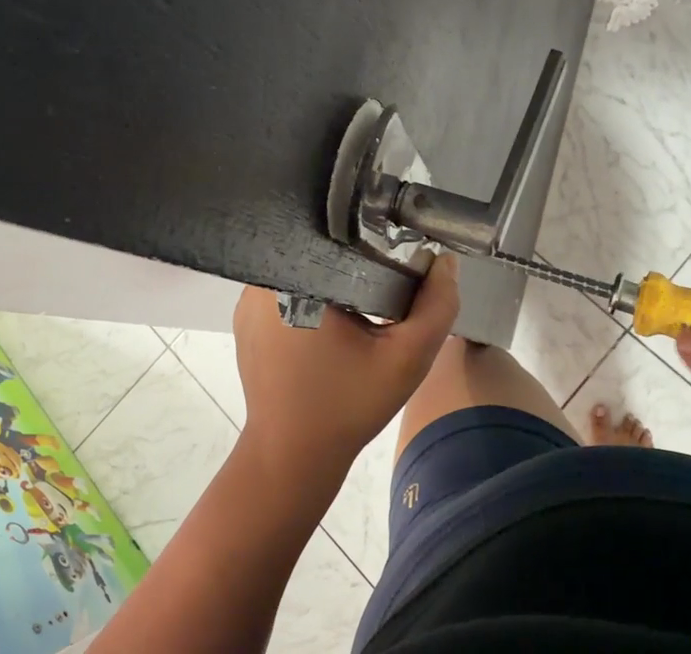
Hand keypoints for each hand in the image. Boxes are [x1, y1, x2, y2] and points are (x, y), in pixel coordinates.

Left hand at [232, 253, 460, 477]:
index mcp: (295, 280)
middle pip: (320, 249)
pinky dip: (311, 297)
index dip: (374, 238)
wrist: (291, 458)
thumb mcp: (405, 358)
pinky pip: (285, 291)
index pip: (339, 233)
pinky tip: (332, 320)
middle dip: (355, 260)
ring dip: (332, 280)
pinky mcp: (245, 320)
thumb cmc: (347, 406)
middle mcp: (262, 280)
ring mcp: (248, 301)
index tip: (398, 255)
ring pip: (303, 269)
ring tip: (362, 295)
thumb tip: (445, 262)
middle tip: (386, 277)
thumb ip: (435, 306)